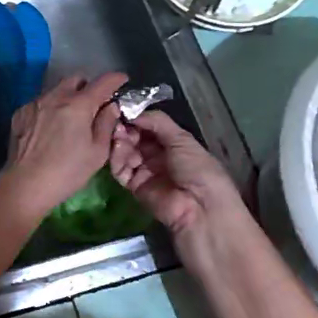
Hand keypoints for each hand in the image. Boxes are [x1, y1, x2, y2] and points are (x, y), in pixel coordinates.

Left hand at [0, 72, 127, 216]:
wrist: (25, 184)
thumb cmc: (67, 172)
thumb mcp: (97, 152)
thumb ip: (107, 124)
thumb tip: (111, 106)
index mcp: (78, 105)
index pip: (102, 82)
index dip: (116, 79)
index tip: (122, 81)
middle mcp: (55, 97)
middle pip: (76, 79)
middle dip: (88, 87)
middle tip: (94, 104)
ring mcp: (34, 103)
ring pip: (56, 90)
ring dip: (68, 97)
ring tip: (71, 118)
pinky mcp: (20, 113)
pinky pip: (40, 102)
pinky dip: (50, 108)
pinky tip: (50, 128)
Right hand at [109, 111, 248, 244]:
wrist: (199, 207)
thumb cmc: (197, 169)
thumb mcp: (182, 139)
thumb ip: (157, 122)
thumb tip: (133, 112)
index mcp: (173, 144)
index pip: (149, 127)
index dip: (136, 119)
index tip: (123, 110)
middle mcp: (158, 156)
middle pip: (135, 139)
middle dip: (126, 130)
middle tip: (117, 124)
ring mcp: (145, 172)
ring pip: (126, 153)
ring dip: (120, 143)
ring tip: (119, 137)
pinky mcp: (134, 187)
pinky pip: (121, 170)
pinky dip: (117, 160)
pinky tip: (118, 150)